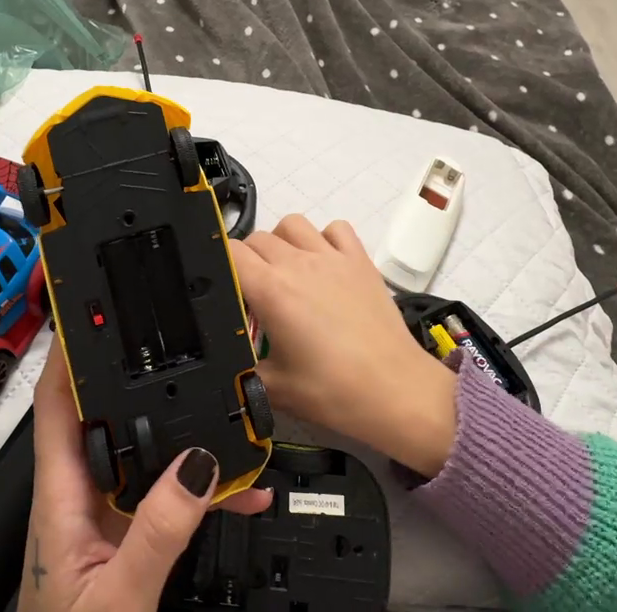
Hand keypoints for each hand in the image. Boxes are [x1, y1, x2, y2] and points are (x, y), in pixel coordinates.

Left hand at [20, 339, 271, 611]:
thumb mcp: (119, 596)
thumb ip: (156, 532)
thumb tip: (194, 466)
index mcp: (59, 499)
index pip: (57, 406)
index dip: (69, 353)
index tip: (93, 311)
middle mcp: (78, 497)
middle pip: (108, 415)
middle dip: (143, 379)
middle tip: (183, 344)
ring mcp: (104, 516)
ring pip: (148, 453)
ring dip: (189, 436)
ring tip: (233, 420)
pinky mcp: (127, 537)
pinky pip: (168, 496)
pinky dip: (203, 488)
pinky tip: (244, 491)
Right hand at [233, 216, 458, 476]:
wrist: (396, 392)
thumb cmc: (334, 392)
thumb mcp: (274, 388)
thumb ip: (242, 368)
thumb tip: (229, 362)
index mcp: (271, 290)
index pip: (230, 253)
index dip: (220, 268)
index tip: (225, 291)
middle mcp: (298, 263)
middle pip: (257, 238)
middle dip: (248, 261)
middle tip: (255, 295)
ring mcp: (332, 257)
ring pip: (292, 224)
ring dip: (282, 242)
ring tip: (287, 272)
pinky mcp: (360, 260)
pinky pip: (335, 228)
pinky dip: (323, 238)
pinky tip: (324, 264)